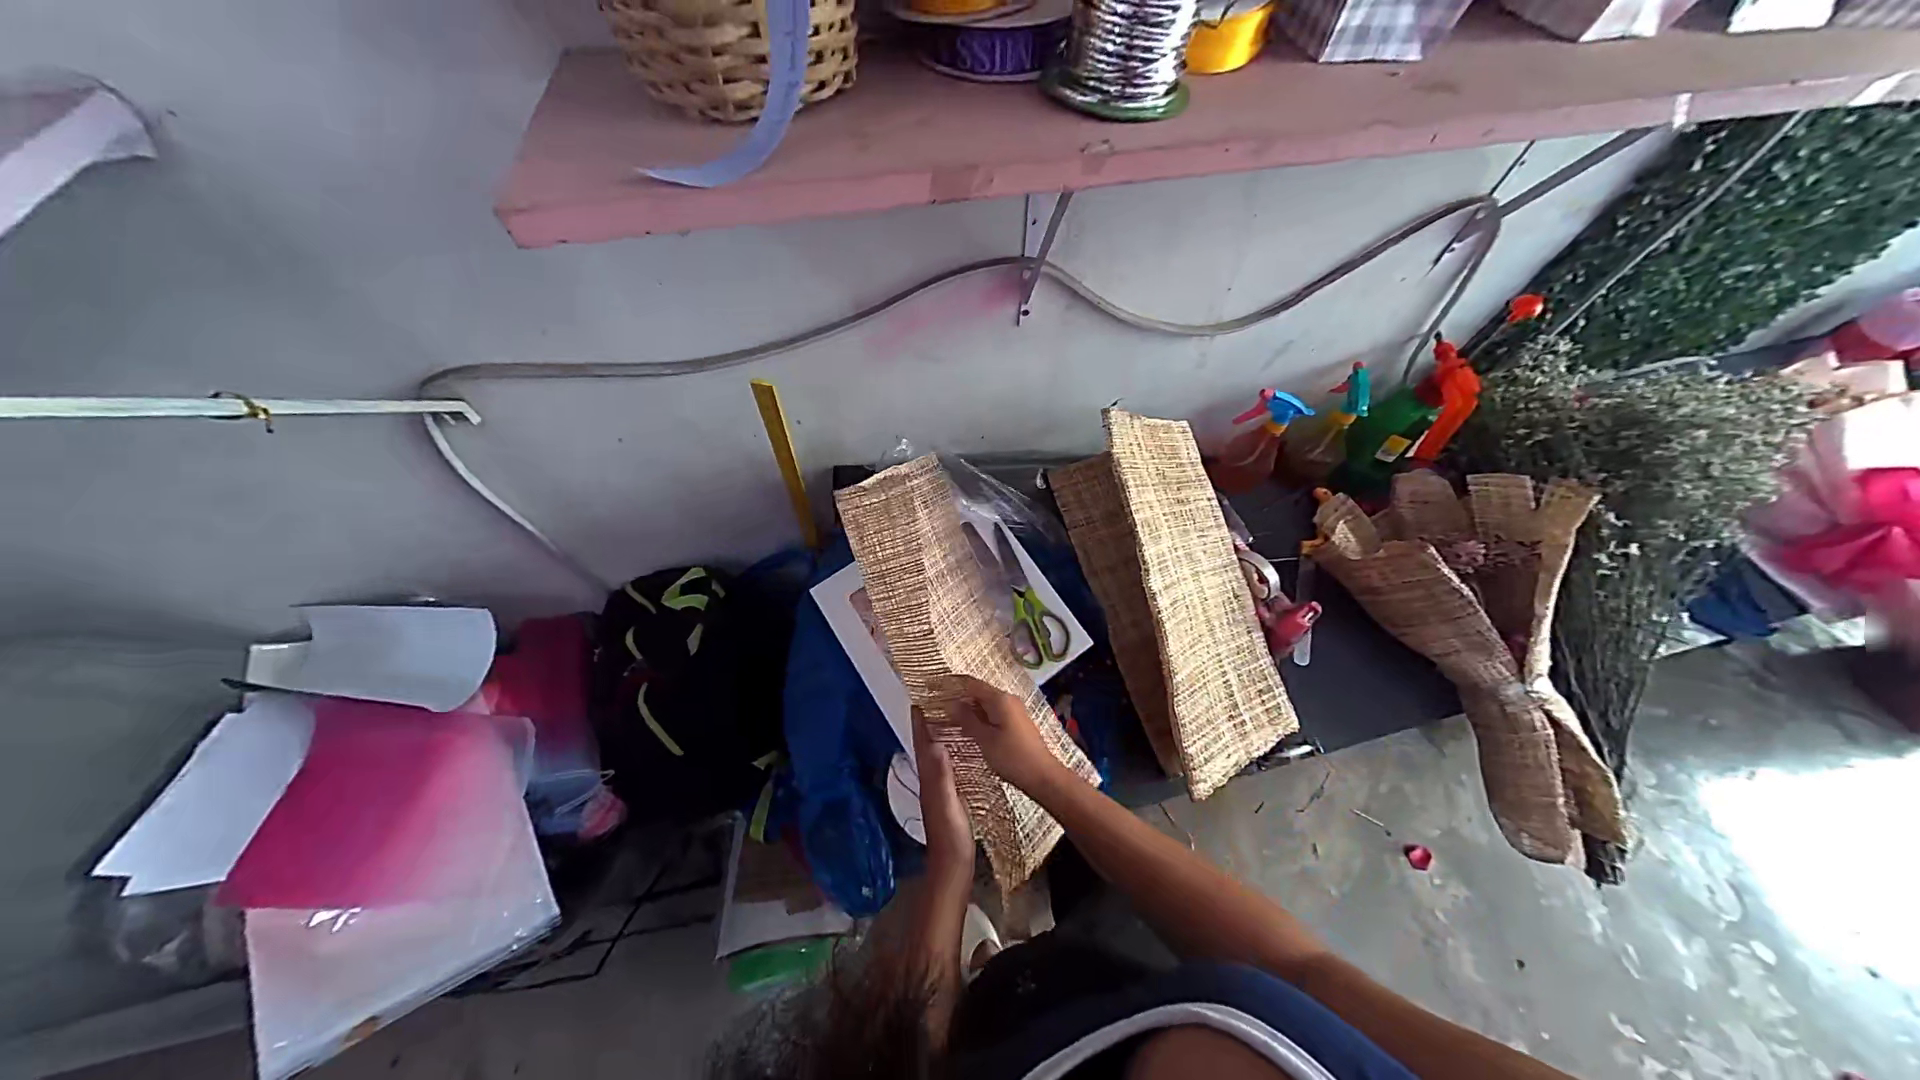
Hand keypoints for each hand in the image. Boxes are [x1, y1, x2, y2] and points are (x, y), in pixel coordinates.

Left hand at [910, 705, 974, 894]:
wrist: (952, 868)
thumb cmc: (951, 836)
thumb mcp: (948, 804)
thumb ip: (942, 776)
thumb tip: (937, 744)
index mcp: (929, 777)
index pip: (921, 741)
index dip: (919, 720)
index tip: (921, 696)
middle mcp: (931, 779)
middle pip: (926, 743)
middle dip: (929, 721)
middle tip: (938, 698)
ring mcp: (939, 788)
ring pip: (936, 753)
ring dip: (939, 733)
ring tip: (950, 714)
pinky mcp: (950, 795)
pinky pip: (947, 764)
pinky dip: (951, 750)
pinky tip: (961, 747)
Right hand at [928, 674, 1062, 793]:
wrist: (1042, 776)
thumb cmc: (1012, 758)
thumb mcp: (984, 739)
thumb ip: (967, 719)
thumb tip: (950, 703)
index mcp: (999, 699)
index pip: (970, 683)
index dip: (950, 683)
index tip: (931, 685)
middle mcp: (1007, 699)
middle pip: (977, 692)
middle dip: (957, 697)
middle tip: (935, 705)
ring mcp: (1013, 711)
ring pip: (984, 704)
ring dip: (967, 709)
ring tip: (946, 718)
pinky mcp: (1016, 723)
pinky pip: (992, 713)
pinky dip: (978, 718)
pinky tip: (966, 729)